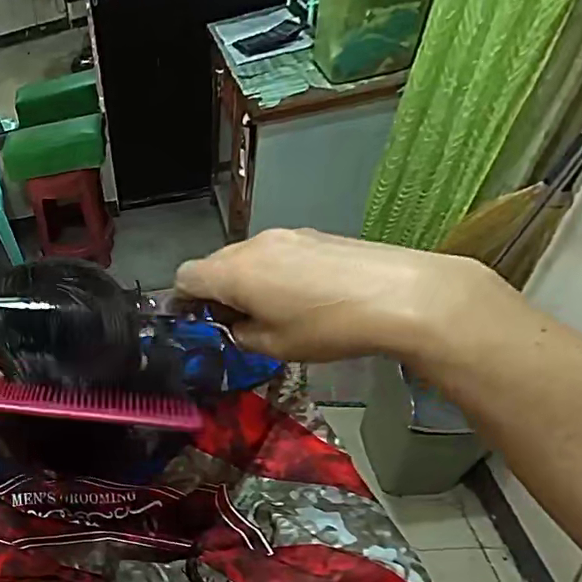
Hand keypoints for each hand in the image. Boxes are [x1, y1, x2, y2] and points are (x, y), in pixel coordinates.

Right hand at [174, 229, 511, 362]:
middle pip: (216, 264)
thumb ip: (242, 335)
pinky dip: (275, 272)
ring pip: (248, 257)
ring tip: (274, 311)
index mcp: (234, 271)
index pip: (185, 277)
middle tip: (236, 323)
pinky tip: (304, 296)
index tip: (197, 323)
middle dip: (216, 291)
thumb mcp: (275, 346)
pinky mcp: (315, 234)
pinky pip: (277, 252)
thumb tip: (237, 324)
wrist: (399, 294)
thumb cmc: (327, 327)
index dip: (183, 301)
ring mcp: (287, 234)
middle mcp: (253, 244)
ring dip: (247, 281)